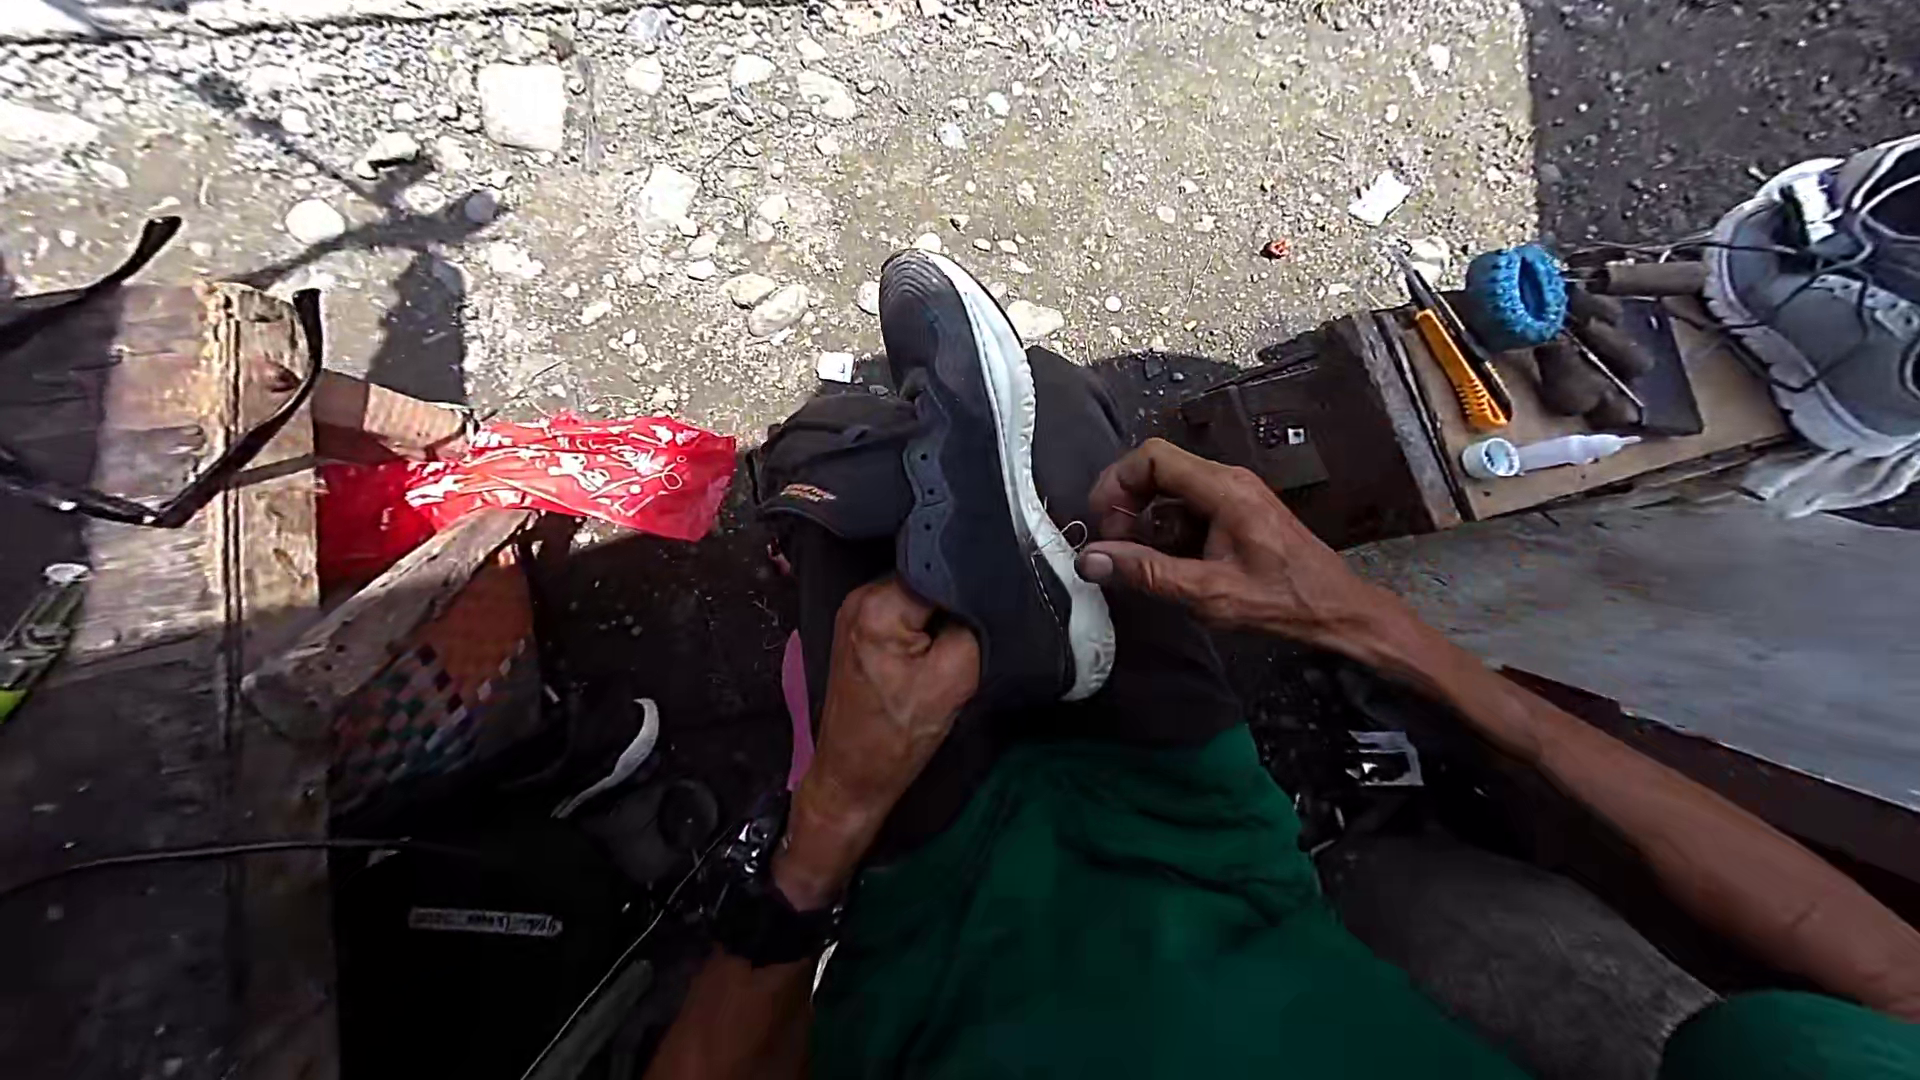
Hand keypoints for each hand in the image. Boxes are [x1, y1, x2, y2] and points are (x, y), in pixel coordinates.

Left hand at [776, 580, 978, 907]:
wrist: (854, 774)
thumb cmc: (897, 736)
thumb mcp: (955, 680)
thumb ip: (975, 626)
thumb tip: (986, 594)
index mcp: (879, 605)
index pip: (940, 566)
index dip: (971, 584)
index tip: (990, 602)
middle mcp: (860, 595)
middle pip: (927, 574)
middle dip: (955, 597)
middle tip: (972, 627)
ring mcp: (856, 609)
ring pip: (918, 590)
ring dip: (940, 611)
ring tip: (952, 639)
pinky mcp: (860, 624)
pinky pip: (905, 606)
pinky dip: (924, 621)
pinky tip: (932, 645)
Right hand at [1075, 438, 1408, 657]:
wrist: (1336, 611)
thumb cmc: (1281, 601)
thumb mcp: (1207, 593)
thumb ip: (1146, 572)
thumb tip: (1091, 559)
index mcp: (1223, 489)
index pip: (1152, 457)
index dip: (1116, 483)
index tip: (1102, 521)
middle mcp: (1225, 481)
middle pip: (1155, 469)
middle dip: (1125, 503)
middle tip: (1115, 543)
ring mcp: (1230, 494)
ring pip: (1166, 490)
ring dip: (1142, 520)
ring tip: (1139, 558)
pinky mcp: (1231, 511)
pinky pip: (1182, 507)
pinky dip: (1163, 530)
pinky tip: (1167, 561)